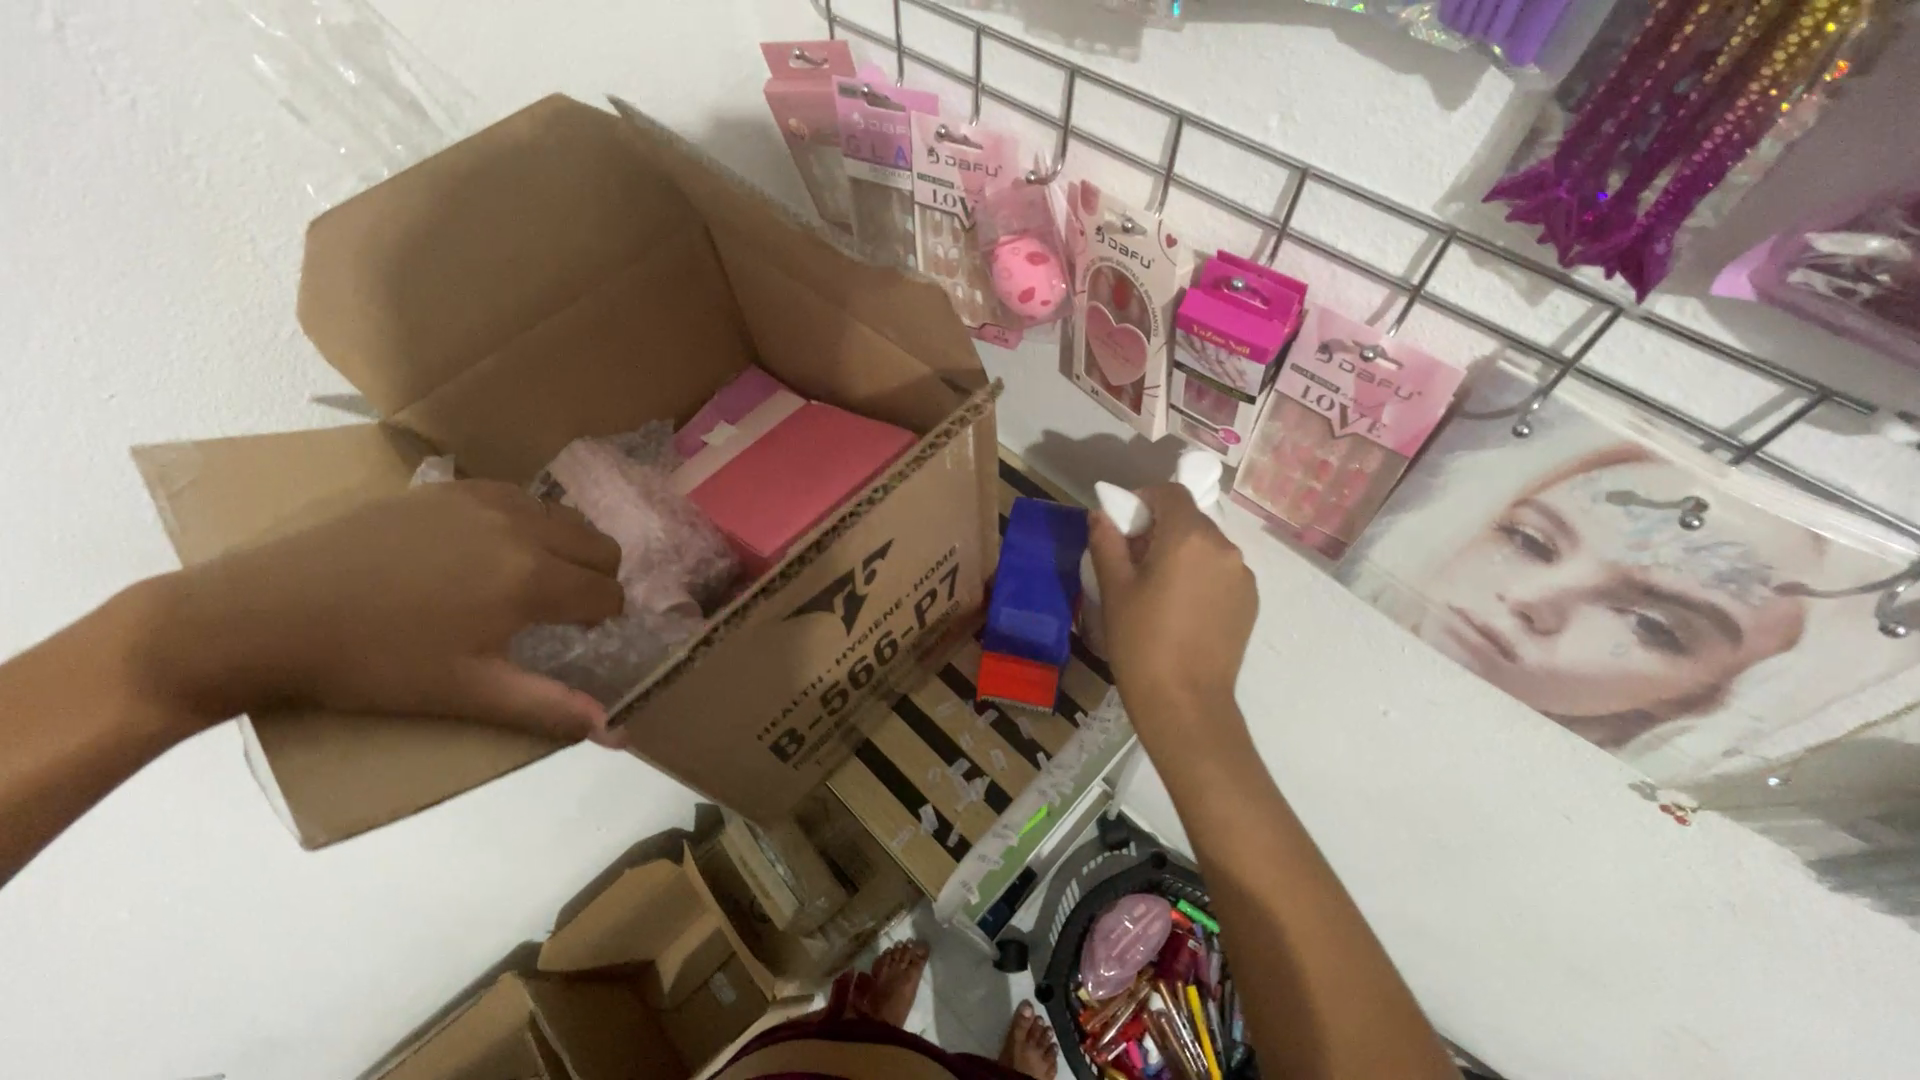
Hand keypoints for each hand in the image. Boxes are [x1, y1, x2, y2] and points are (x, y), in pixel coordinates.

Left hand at [137, 481, 626, 743]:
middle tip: (563, 610)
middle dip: (597, 579)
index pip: (607, 592)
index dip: (603, 619)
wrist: (266, 614)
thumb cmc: (374, 664)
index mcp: (531, 578)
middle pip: (601, 545)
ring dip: (567, 548)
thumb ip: (548, 707)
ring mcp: (484, 499)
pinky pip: (519, 497)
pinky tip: (488, 550)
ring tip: (528, 580)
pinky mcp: (448, 488)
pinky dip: (527, 522)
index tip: (580, 637)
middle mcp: (522, 526)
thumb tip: (615, 728)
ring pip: (565, 516)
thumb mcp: (467, 692)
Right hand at [1086, 484, 1255, 737]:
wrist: (1185, 702)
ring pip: (1206, 548)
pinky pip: (1221, 573)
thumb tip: (1103, 516)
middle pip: (1189, 520)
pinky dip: (1200, 578)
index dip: (1144, 500)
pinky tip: (1182, 612)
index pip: (1170, 493)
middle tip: (1134, 564)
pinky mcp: (1250, 602)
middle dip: (1160, 531)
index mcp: (1189, 537)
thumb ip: (1108, 542)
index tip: (1125, 527)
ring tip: (1159, 593)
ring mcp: (1242, 575)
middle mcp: (1224, 547)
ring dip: (1182, 555)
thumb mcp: (1114, 589)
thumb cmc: (1141, 642)